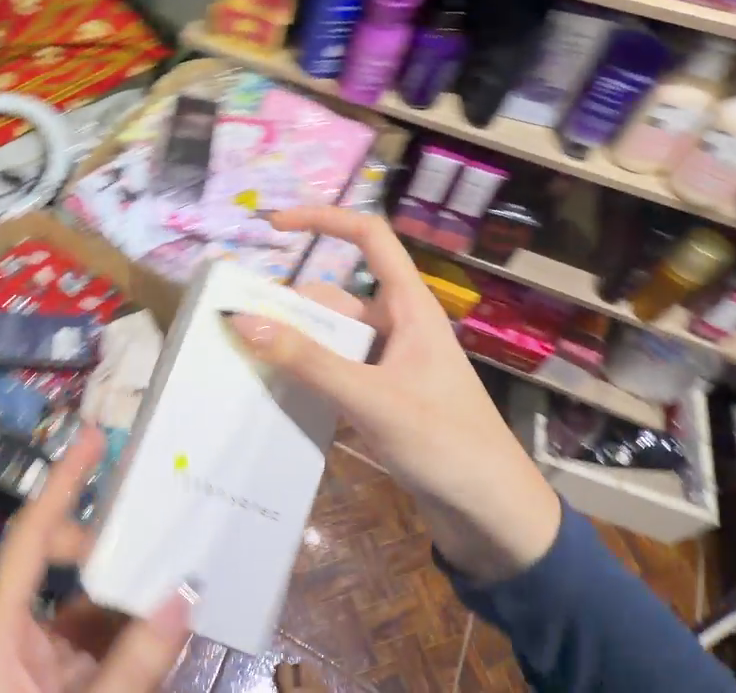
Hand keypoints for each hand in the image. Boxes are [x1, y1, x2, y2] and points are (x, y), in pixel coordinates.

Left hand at [0, 427, 192, 692]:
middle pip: (58, 562)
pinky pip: (93, 641)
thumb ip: (135, 659)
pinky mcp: (53, 682)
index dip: (63, 481)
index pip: (31, 535)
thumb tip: (188, 591)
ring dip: (126, 594)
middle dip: (106, 545)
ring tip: (176, 573)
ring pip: (84, 605)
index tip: (93, 436)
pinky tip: (166, 627)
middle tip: (154, 530)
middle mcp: (10, 634)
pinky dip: (127, 632)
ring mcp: (32, 660)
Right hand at [225, 207, 561, 581]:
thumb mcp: (371, 399)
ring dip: (297, 345)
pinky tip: (280, 395)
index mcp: (410, 307)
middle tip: (243, 331)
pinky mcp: (384, 397)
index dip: (324, 220)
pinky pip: (337, 370)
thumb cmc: (445, 443)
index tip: (275, 226)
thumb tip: (242, 320)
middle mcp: (399, 326)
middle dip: (292, 307)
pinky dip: (309, 375)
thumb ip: (307, 361)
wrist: (494, 516)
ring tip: (250, 364)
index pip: (369, 238)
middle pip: (335, 296)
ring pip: (332, 337)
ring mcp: (391, 363)